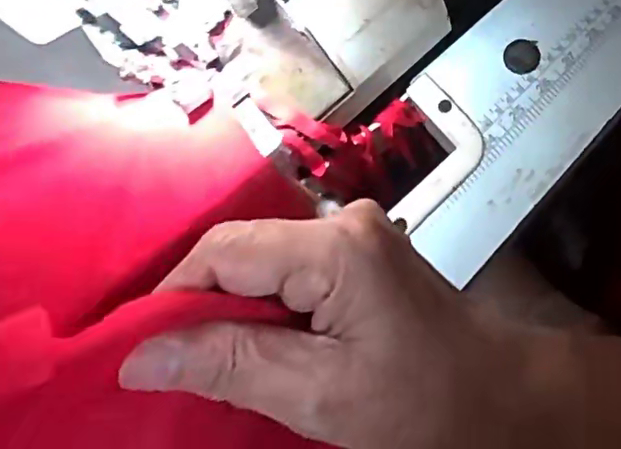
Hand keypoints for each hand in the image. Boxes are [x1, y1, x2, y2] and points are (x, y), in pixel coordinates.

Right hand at [119, 202, 552, 448]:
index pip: (226, 250)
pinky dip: (262, 306)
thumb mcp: (317, 394)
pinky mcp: (363, 252)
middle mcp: (347, 222)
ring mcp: (358, 233)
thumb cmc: (418, 398)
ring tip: (203, 368)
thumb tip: (140, 354)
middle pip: (244, 248)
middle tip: (160, 371)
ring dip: (229, 309)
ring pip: (264, 259)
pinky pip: (292, 268)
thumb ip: (230, 365)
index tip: (130, 355)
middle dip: (197, 304)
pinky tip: (252, 349)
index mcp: (337, 246)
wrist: (489, 388)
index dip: (170, 297)